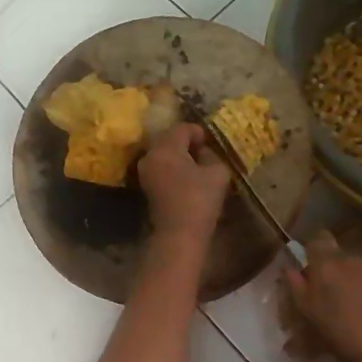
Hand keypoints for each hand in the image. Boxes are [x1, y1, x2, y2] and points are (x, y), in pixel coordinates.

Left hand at [138, 124, 231, 245]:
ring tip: (196, 163)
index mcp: (166, 148)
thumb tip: (203, 152)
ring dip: (178, 154)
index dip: (197, 132)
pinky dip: (171, 166)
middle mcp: (150, 155)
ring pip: (162, 153)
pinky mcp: (145, 185)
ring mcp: (144, 171)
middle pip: (168, 138)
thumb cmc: (200, 199)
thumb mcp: (217, 172)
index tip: (209, 141)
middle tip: (203, 150)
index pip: (181, 128)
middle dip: (185, 141)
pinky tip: (185, 175)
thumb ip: (211, 155)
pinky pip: (159, 166)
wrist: (179, 232)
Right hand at [282, 230, 361, 361]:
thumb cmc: (342, 329)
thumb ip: (296, 287)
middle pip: (338, 258)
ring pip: (357, 273)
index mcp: (326, 261)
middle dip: (331, 273)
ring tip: (349, 314)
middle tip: (324, 299)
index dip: (312, 250)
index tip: (307, 270)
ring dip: (351, 287)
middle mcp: (353, 259)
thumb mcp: (308, 313)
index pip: (317, 239)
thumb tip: (289, 269)